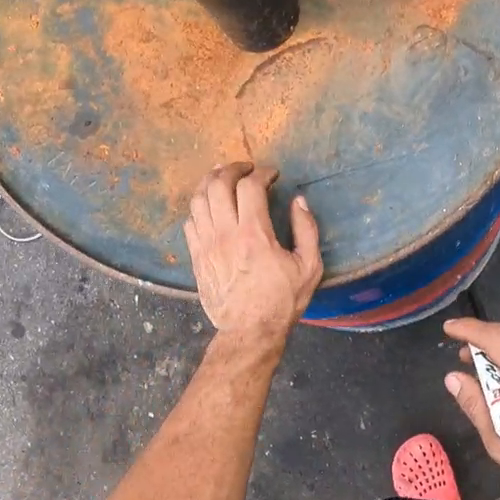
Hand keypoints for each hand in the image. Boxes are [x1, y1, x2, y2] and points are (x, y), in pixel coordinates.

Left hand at [185, 163, 322, 349]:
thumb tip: (299, 201)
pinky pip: (190, 221)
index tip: (272, 175)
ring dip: (210, 182)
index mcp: (254, 234)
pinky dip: (200, 207)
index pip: (251, 186)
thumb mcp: (309, 268)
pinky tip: (210, 208)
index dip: (262, 173)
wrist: (250, 331)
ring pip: (198, 199)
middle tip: (246, 169)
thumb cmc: (282, 301)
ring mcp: (206, 245)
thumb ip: (307, 230)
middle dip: (233, 168)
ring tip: (223, 178)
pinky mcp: (196, 257)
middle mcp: (225, 234)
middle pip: (218, 184)